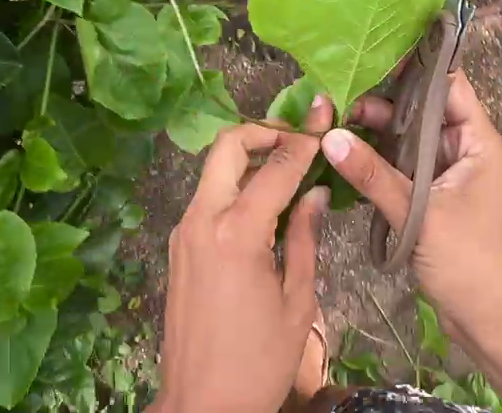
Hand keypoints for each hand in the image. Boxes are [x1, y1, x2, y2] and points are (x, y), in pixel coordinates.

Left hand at [152, 97, 333, 412]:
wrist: (200, 407)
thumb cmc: (258, 362)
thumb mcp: (297, 302)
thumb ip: (305, 237)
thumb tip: (316, 192)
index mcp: (237, 233)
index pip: (276, 167)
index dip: (304, 140)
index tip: (324, 118)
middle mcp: (202, 219)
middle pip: (227, 146)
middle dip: (263, 130)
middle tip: (297, 137)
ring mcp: (183, 230)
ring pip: (214, 168)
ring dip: (247, 156)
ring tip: (286, 166)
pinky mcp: (177, 245)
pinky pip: (207, 197)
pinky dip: (234, 185)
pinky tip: (262, 202)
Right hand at [321, 73, 501, 342]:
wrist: (493, 326)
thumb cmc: (471, 263)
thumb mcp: (420, 214)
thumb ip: (373, 174)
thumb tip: (329, 136)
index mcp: (477, 141)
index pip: (449, 85)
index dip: (417, 66)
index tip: (375, 52)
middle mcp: (463, 149)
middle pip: (422, 109)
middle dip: (384, 100)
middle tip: (340, 89)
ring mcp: (446, 173)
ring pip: (408, 138)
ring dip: (377, 130)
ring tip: (334, 116)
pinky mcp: (431, 196)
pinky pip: (402, 165)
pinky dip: (378, 157)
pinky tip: (345, 149)